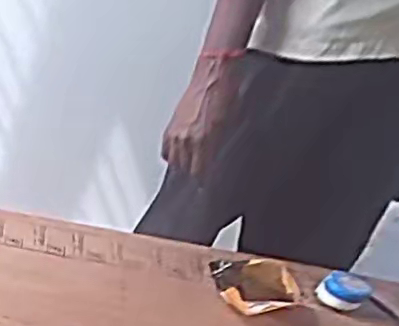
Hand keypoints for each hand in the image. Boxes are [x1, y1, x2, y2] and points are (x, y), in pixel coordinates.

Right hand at [162, 53, 239, 175]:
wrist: (215, 70)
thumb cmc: (227, 89)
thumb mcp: (232, 118)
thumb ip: (222, 142)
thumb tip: (218, 158)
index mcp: (204, 139)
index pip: (200, 171)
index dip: (204, 179)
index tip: (207, 182)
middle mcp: (187, 140)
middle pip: (186, 170)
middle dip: (194, 172)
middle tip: (200, 172)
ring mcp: (176, 136)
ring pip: (175, 163)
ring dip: (183, 164)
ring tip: (191, 162)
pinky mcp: (169, 131)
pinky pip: (166, 152)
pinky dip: (173, 155)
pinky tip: (181, 152)